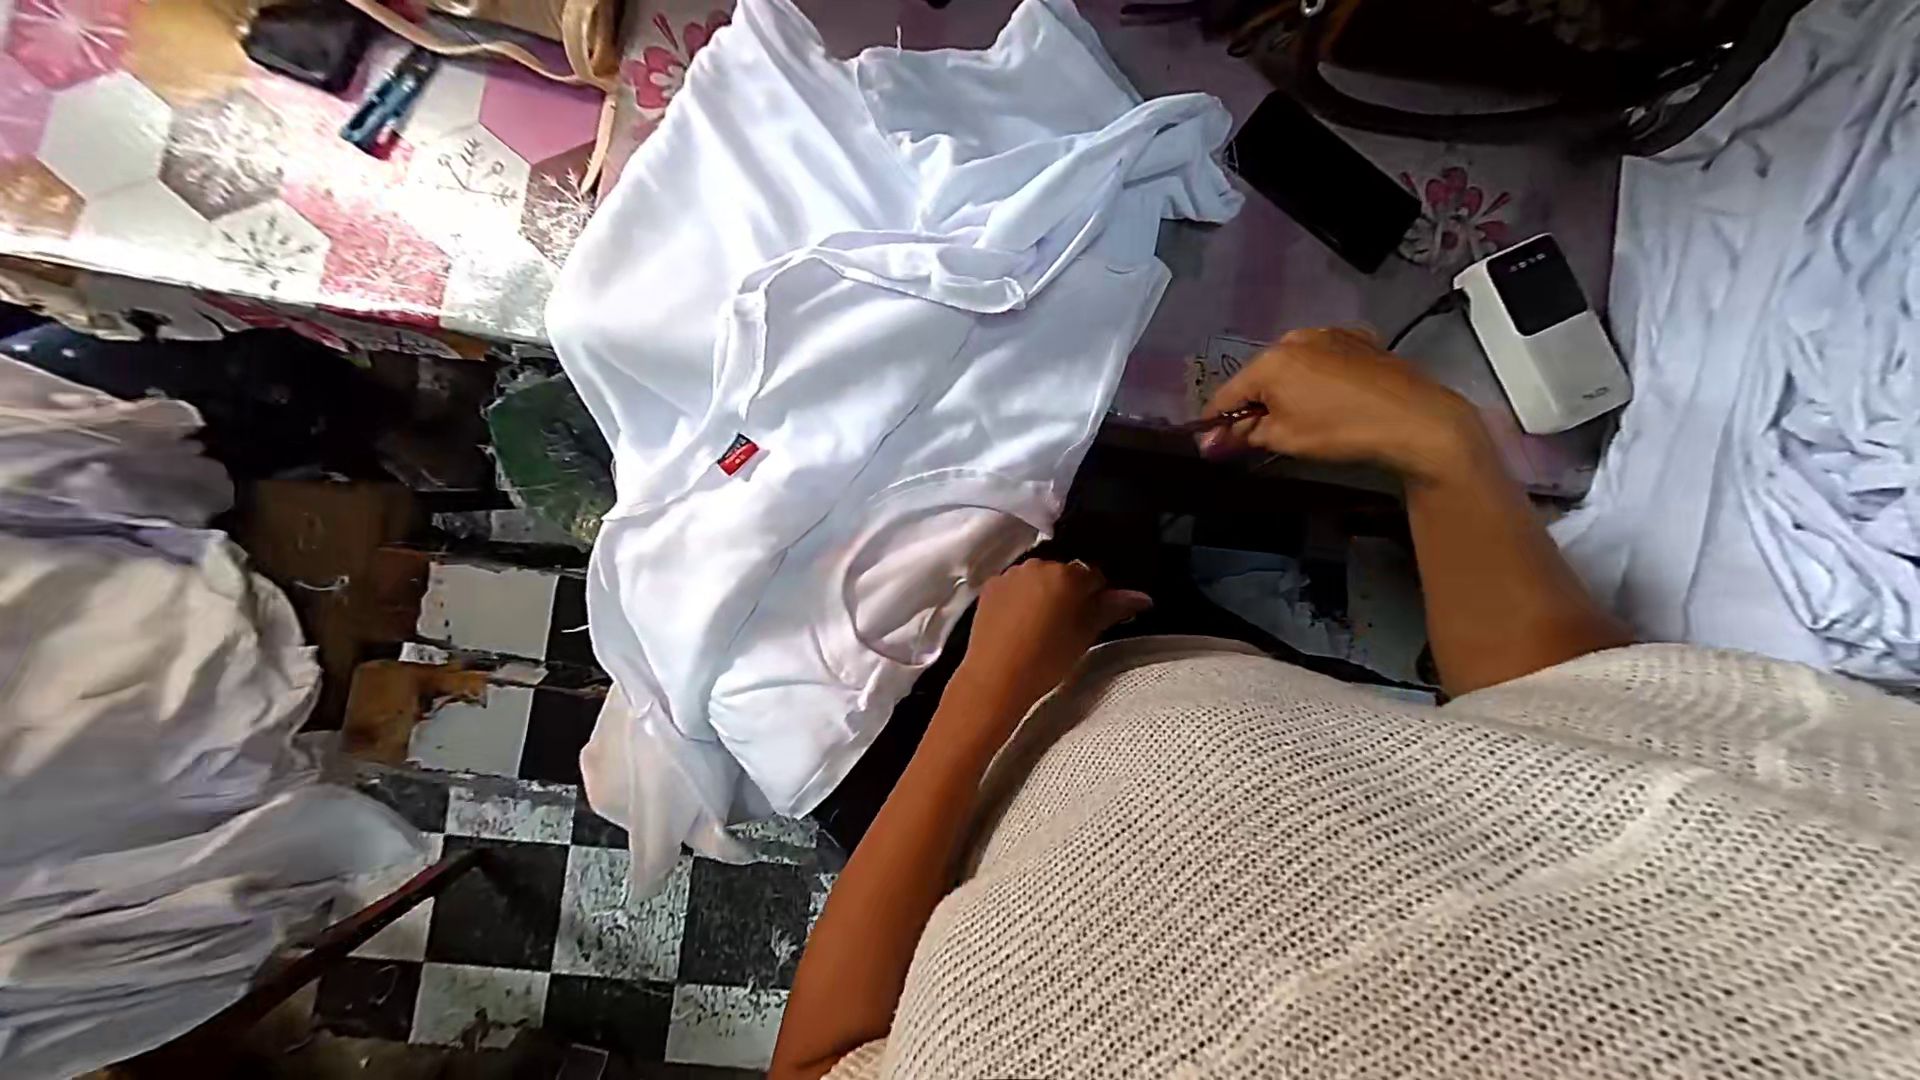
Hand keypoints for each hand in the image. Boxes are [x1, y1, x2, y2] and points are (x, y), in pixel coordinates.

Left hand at [950, 559, 1151, 718]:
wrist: (996, 677)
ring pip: (1037, 578)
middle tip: (1067, 626)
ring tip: (1041, 627)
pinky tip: (1019, 624)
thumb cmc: (1045, 659)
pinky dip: (1020, 598)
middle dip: (1069, 593)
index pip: (1094, 576)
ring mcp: (1010, 575)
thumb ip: (1112, 609)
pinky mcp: (990, 587)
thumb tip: (1141, 597)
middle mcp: (1037, 566)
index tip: (1092, 618)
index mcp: (1066, 575)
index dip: (1097, 597)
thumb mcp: (1084, 636)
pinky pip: (1014, 585)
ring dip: (1044, 593)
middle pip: (1064, 574)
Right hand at [1197, 327, 1486, 483]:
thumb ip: (1241, 434)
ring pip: (1288, 366)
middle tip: (1256, 436)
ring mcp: (1329, 334)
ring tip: (1295, 419)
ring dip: (1282, 390)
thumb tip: (1210, 443)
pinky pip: (1319, 358)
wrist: (1418, 421)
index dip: (1214, 423)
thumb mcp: (1282, 438)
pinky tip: (1325, 399)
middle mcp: (1294, 338)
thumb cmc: (1341, 430)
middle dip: (1250, 405)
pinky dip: (1312, 378)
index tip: (1212, 446)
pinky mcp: (1358, 339)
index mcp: (1270, 361)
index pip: (1225, 395)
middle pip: (1256, 377)